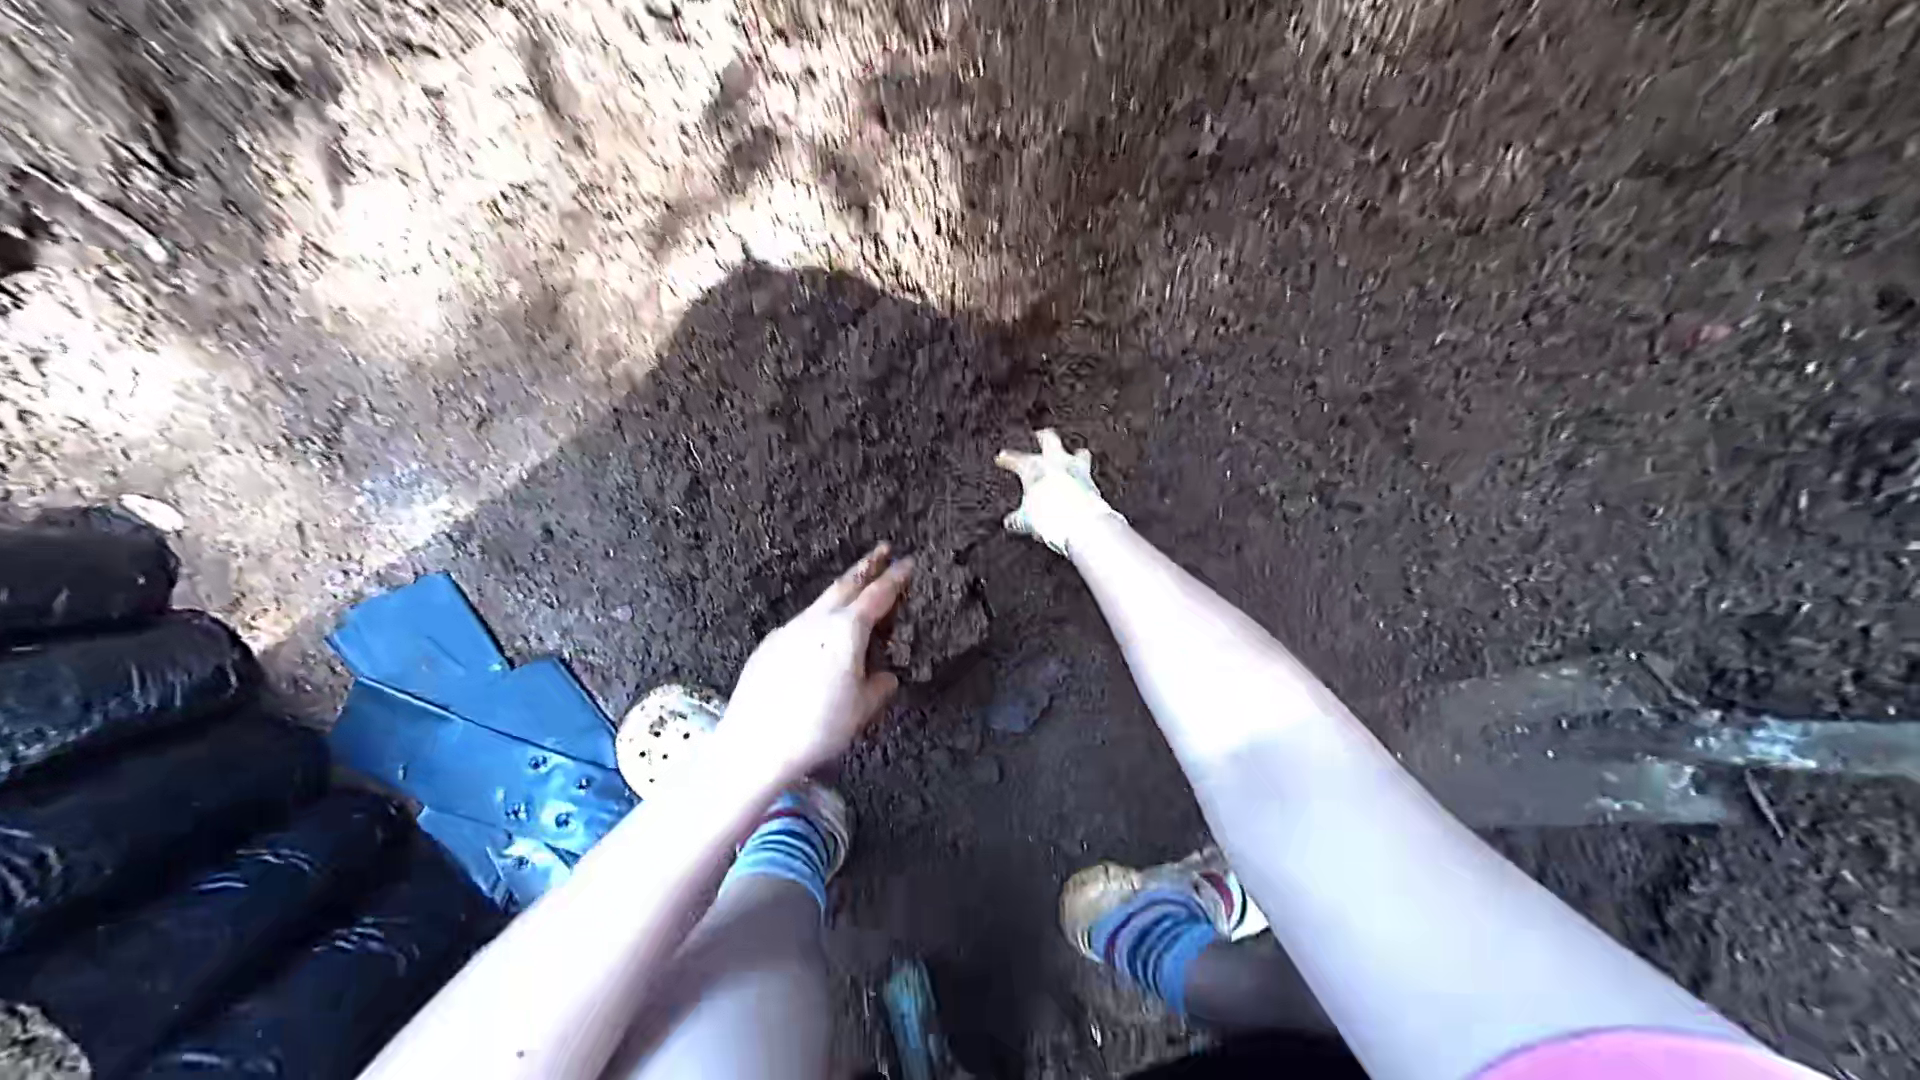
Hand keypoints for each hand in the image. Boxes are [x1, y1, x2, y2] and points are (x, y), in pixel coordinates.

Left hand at [719, 544, 914, 781]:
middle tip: (882, 549)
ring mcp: (790, 630)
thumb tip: (886, 676)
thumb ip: (880, 686)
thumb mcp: (862, 710)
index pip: (878, 595)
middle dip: (867, 565)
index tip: (908, 562)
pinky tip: (820, 636)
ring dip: (842, 591)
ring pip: (822, 602)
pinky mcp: (770, 645)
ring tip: (855, 589)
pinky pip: (802, 623)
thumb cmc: (817, 727)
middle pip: (846, 584)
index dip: (895, 577)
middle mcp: (817, 621)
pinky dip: (819, 618)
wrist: (755, 744)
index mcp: (847, 631)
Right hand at [994, 429, 1124, 556]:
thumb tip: (1012, 521)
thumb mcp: (1027, 518)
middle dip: (1043, 437)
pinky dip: (1082, 479)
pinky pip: (1086, 474)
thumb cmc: (1049, 513)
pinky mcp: (1092, 480)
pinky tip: (1082, 486)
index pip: (1015, 458)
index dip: (1007, 458)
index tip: (1002, 459)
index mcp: (1034, 467)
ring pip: (1076, 452)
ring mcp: (1076, 468)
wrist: (1077, 520)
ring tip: (1073, 457)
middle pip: (1049, 439)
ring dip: (1074, 456)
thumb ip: (1019, 518)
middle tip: (1040, 436)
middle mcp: (1056, 462)